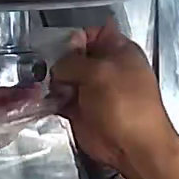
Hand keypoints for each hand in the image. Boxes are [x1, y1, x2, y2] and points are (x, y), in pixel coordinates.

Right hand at [53, 24, 178, 171]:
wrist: (133, 146)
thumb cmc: (125, 104)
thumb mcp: (99, 72)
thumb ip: (74, 60)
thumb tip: (59, 62)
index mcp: (119, 52)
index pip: (94, 32)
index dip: (76, 36)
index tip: (60, 45)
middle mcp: (106, 69)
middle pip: (74, 55)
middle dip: (58, 60)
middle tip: (47, 67)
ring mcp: (93, 91)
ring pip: (64, 77)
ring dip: (52, 81)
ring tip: (46, 86)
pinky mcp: (81, 111)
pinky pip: (60, 99)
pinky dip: (51, 99)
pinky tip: (45, 99)